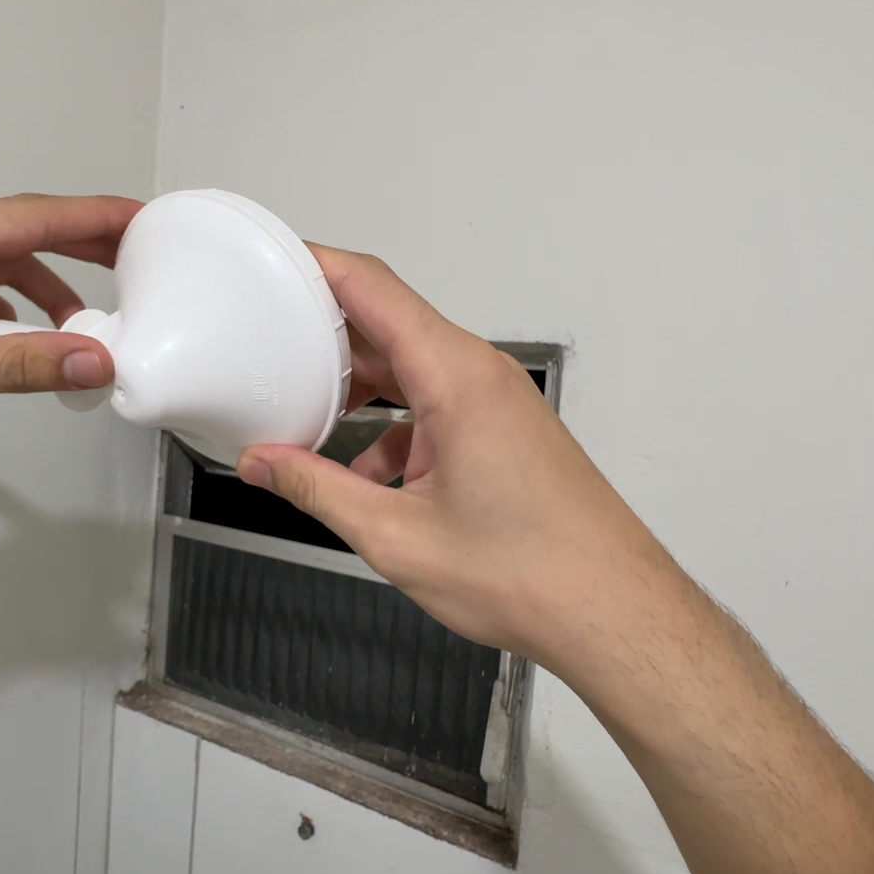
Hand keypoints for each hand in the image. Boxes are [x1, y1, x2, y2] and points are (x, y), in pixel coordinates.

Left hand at [0, 194, 140, 444]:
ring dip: (43, 294)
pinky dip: (8, 314)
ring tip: (83, 328)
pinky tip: (25, 339)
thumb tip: (88, 360)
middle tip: (134, 259)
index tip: (139, 219)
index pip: (29, 217)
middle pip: (20, 234)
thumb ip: (16, 365)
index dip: (92, 218)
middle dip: (79, 247)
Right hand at [236, 246, 690, 677]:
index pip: (373, 287)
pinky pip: (428, 403)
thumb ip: (315, 489)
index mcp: (454, 377)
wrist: (613, 613)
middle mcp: (476, 373)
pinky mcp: (496, 427)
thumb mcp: (394, 535)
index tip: (271, 259)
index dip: (317, 263)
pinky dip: (387, 422)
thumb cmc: (526, 574)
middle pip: (385, 320)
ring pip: (405, 363)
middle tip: (265, 338)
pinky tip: (360, 472)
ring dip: (354, 381)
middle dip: (322, 327)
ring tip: (300, 405)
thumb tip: (259, 463)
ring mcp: (490, 399)